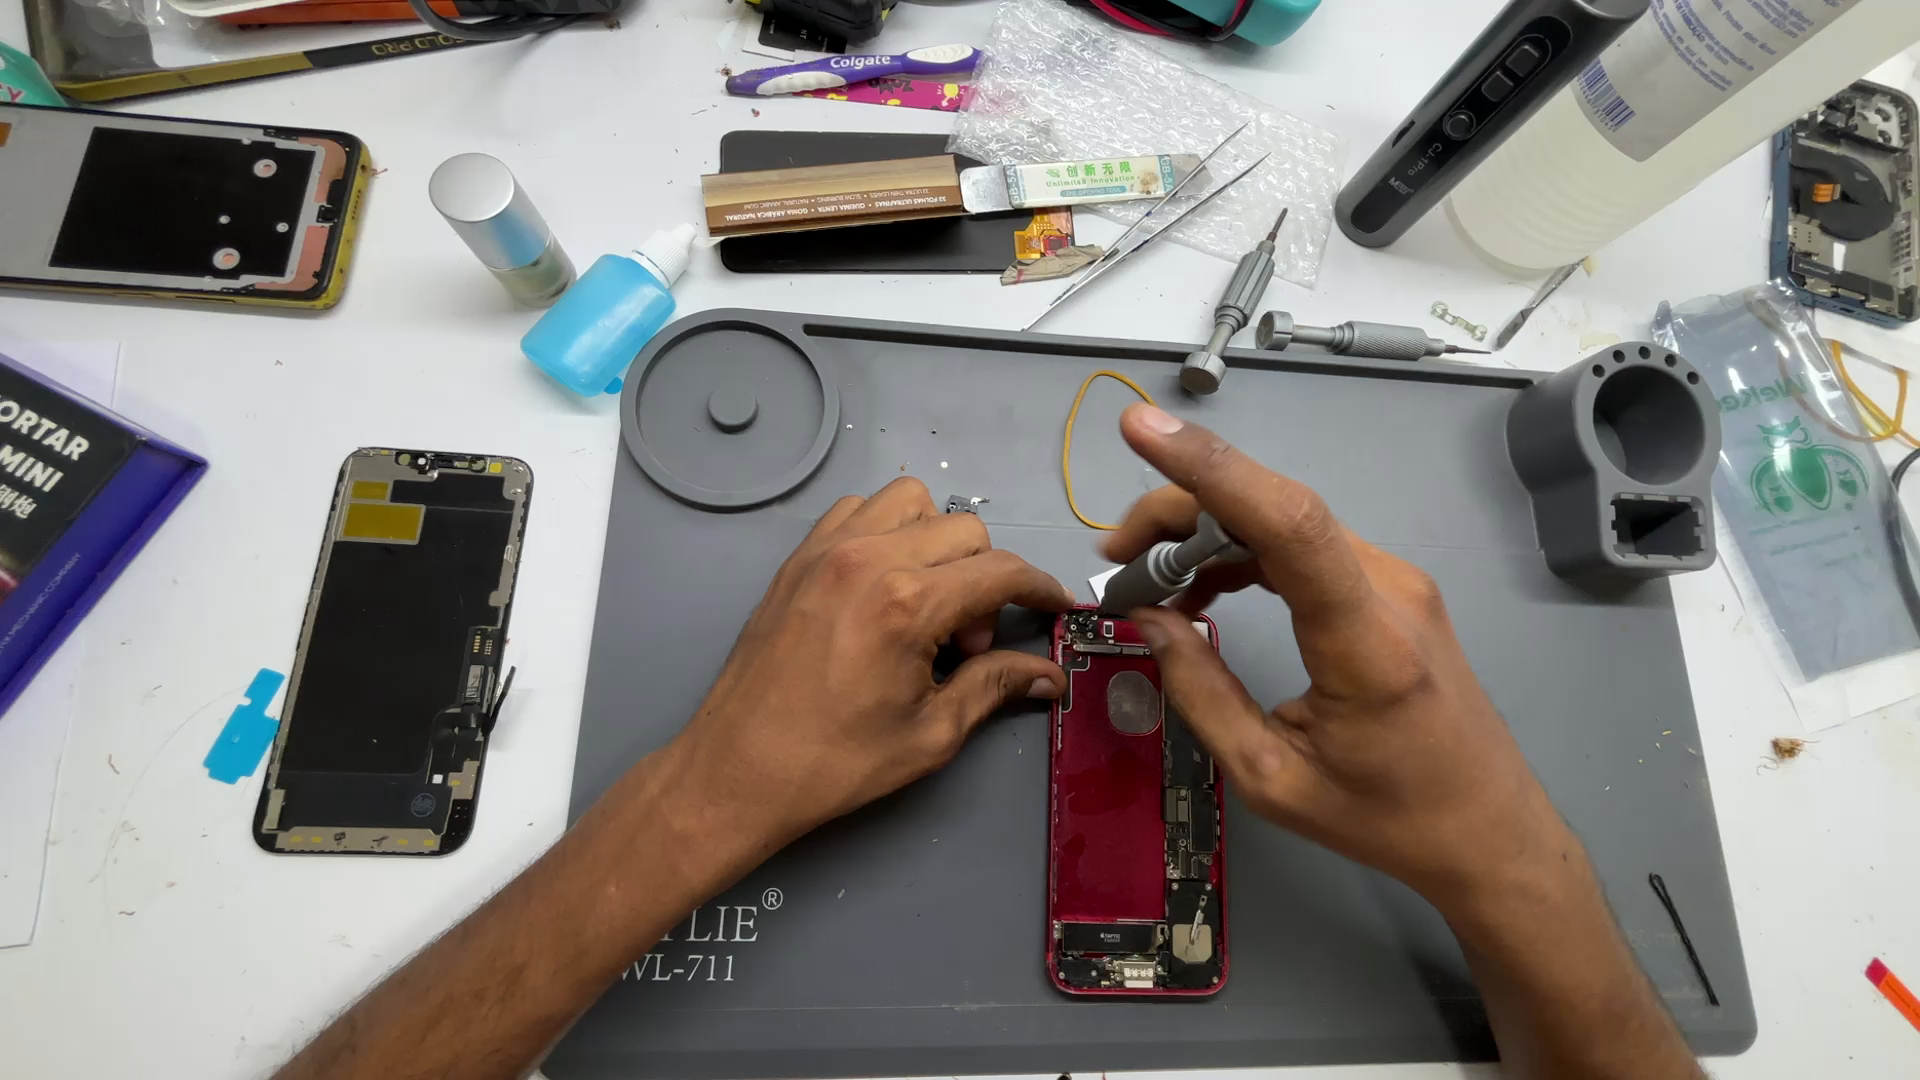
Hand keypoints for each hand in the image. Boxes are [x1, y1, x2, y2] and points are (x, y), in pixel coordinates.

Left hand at [670, 477, 1072, 859]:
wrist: (737, 768)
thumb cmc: (835, 762)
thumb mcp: (930, 734)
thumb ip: (993, 686)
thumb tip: (1048, 676)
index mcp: (909, 604)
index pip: (1001, 571)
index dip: (1039, 587)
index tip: (1053, 606)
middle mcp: (871, 558)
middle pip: (965, 531)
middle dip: (985, 580)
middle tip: (962, 641)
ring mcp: (828, 548)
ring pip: (912, 503)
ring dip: (937, 542)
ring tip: (924, 599)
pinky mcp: (799, 555)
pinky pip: (858, 509)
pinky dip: (885, 530)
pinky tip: (880, 582)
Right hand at [1102, 405, 1570, 911]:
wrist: (1490, 833)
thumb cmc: (1383, 818)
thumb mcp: (1269, 776)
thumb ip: (1200, 691)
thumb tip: (1147, 615)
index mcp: (1365, 641)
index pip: (1287, 522)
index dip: (1209, 467)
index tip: (1139, 429)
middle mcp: (1386, 587)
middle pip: (1268, 508)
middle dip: (1177, 512)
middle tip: (1114, 557)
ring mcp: (1391, 579)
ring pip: (1277, 519)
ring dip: (1201, 531)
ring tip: (1142, 575)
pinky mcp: (1382, 585)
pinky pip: (1295, 543)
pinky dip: (1234, 550)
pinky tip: (1197, 588)